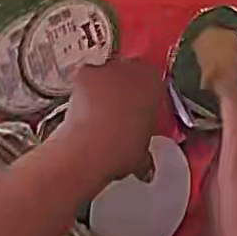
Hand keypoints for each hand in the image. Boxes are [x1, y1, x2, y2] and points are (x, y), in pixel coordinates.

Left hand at [56, 57, 160, 181]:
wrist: (90, 148)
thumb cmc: (123, 148)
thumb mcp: (142, 155)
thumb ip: (146, 154)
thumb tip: (146, 167)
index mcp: (154, 83)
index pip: (154, 81)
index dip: (146, 95)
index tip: (141, 110)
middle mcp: (134, 68)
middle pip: (131, 71)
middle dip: (126, 87)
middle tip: (120, 111)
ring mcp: (108, 68)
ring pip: (108, 73)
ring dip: (105, 87)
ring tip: (98, 112)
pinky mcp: (85, 73)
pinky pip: (87, 77)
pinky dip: (84, 89)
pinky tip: (82, 108)